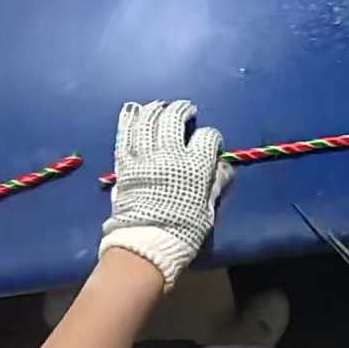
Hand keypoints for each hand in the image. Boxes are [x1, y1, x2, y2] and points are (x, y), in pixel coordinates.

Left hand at [99, 100, 230, 288]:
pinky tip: (132, 108)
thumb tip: (224, 166)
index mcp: (195, 166)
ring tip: (161, 105)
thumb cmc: (182, 230)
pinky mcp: (125, 163)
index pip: (207, 138)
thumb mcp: (208, 209)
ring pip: (148, 121)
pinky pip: (125, 134)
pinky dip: (128, 119)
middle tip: (186, 109)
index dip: (211, 138)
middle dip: (182, 110)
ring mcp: (144, 156)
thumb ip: (216, 184)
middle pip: (174, 119)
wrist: (146, 242)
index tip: (210, 143)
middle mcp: (168, 154)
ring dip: (155, 109)